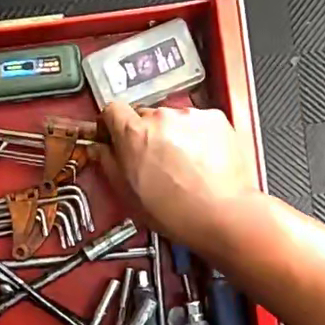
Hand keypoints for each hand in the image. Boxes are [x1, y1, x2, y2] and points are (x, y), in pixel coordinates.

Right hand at [99, 101, 262, 254]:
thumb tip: (100, 150)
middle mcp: (161, 118)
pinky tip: (200, 162)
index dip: (112, 124)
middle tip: (153, 162)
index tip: (115, 136)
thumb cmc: (178, 212)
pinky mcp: (216, 119)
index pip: (112, 110)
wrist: (223, 214)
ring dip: (172, 136)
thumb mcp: (129, 195)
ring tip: (182, 167)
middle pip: (144, 116)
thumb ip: (109, 164)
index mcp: (134, 134)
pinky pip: (198, 123)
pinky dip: (197, 137)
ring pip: (172, 120)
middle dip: (145, 135)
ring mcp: (190, 117)